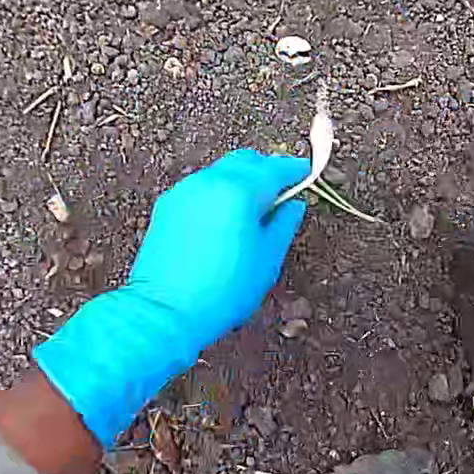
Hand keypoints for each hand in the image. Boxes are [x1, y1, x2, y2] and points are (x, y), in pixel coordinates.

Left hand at [34, 150, 309, 446]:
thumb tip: (293, 204)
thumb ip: (284, 224)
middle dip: (268, 171)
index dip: (296, 171)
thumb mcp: (268, 259)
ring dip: (242, 182)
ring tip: (254, 212)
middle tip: (283, 193)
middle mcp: (210, 181)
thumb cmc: (223, 290)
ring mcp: (186, 191)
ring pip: (222, 172)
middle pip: (247, 161)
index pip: (275, 168)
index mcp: (239, 190)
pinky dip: (220, 193)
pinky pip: (202, 188)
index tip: (306, 175)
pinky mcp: (168, 206)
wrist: (166, 311)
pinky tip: (226, 221)